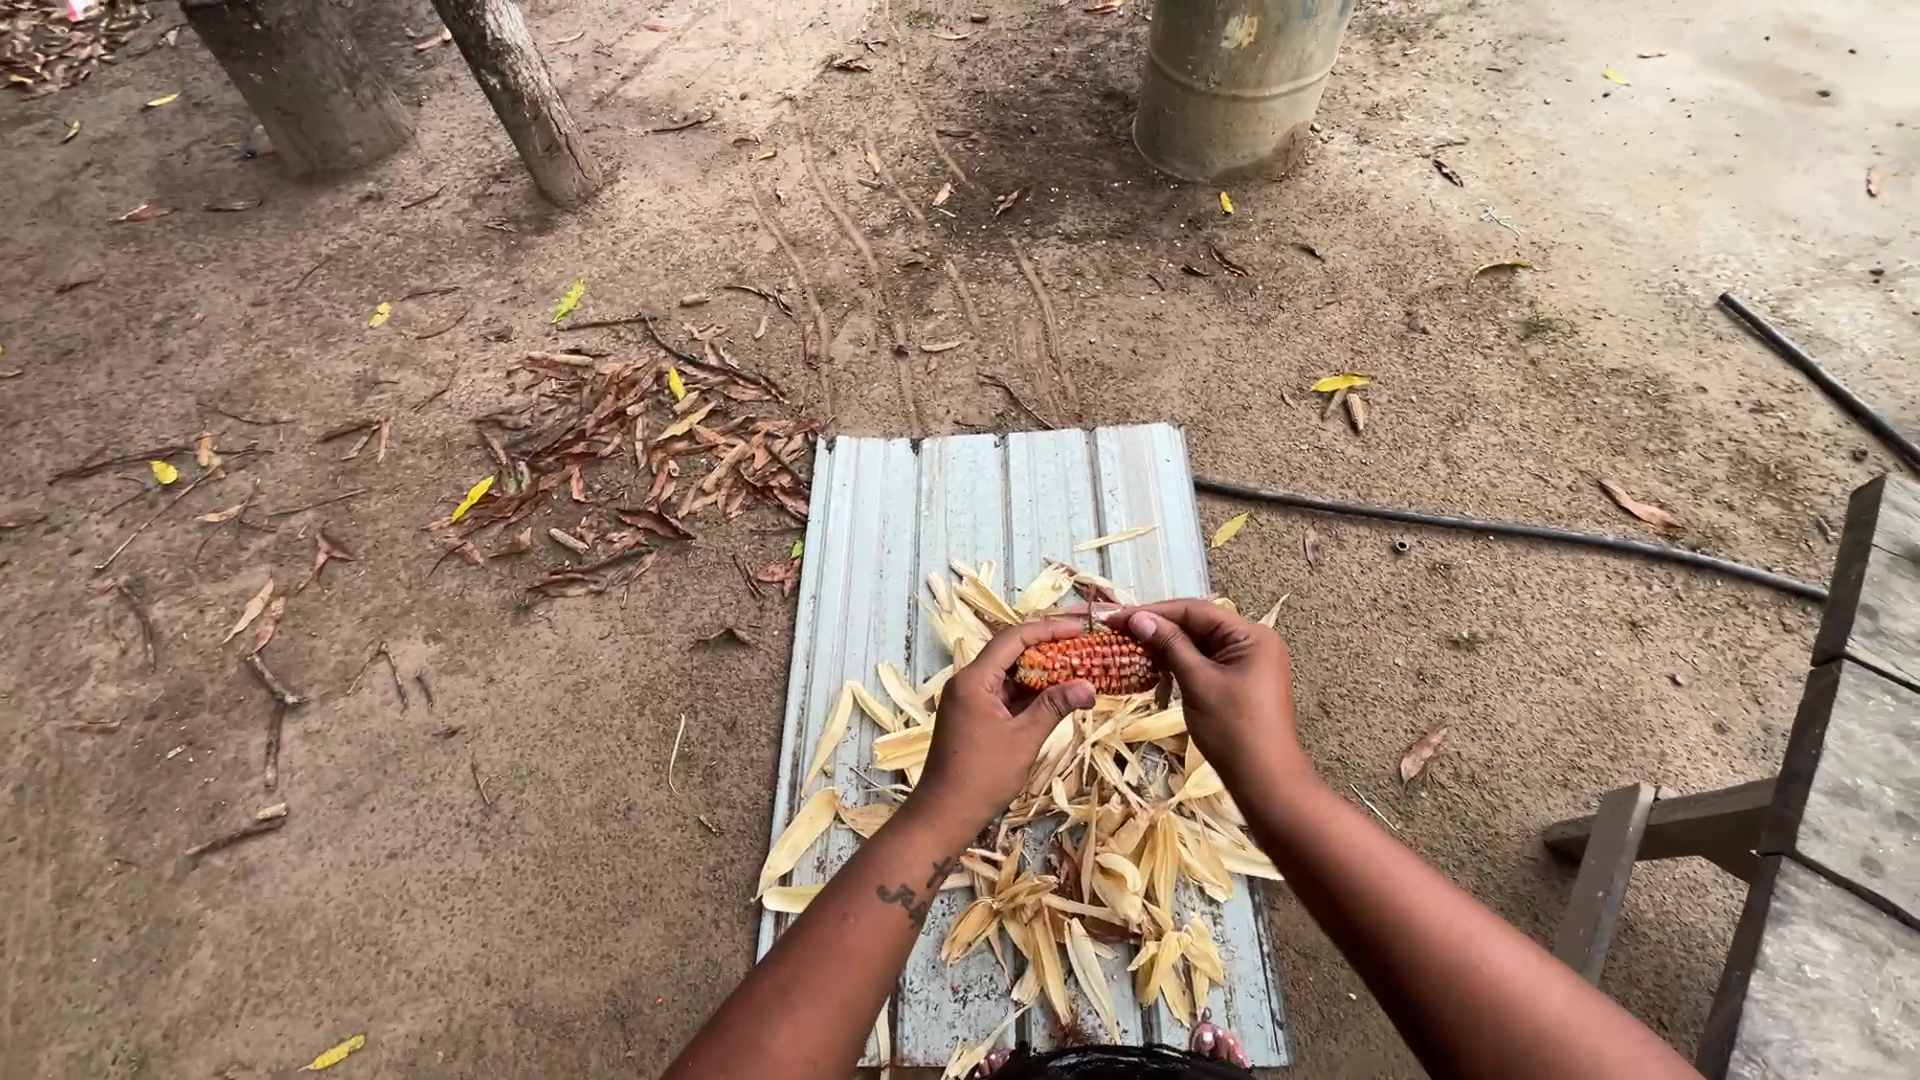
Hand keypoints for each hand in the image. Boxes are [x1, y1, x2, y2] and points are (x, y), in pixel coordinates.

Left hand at [910, 619, 1095, 829]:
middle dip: (1047, 648)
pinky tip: (1056, 694)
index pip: (1012, 638)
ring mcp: (968, 698)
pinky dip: (1029, 692)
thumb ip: (1055, 707)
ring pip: (1008, 673)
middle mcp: (967, 681)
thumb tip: (1089, 686)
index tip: (1078, 628)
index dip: (1047, 629)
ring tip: (1077, 667)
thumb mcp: (1024, 740)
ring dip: (1040, 671)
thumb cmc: (982, 777)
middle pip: (1010, 652)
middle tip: (1082, 645)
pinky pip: (1003, 692)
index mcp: (974, 679)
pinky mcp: (973, 715)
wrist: (943, 814)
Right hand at [1117, 599, 1310, 786]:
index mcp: (1251, 635)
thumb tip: (1139, 618)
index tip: (1120, 616)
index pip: (1196, 611)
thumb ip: (1170, 645)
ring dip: (1165, 644)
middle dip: (1158, 627)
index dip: (1155, 612)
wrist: (1265, 781)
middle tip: (1119, 628)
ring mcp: (1246, 663)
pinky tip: (1151, 664)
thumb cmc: (1234, 729)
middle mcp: (1252, 643)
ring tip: (1128, 644)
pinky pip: (1203, 662)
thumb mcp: (1198, 682)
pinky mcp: (1237, 682)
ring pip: (1198, 644)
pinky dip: (1178, 662)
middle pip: (1197, 624)